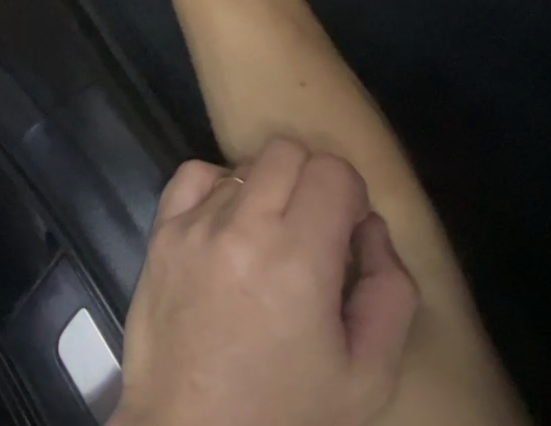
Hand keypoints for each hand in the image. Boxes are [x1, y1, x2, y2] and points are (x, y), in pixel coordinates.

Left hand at [113, 138, 419, 425]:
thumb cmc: (286, 414)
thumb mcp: (368, 376)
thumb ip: (390, 293)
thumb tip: (372, 229)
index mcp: (299, 259)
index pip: (333, 171)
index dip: (351, 196)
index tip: (348, 233)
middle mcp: (242, 226)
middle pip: (287, 151)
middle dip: (312, 181)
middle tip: (314, 230)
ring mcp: (194, 224)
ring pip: (244, 164)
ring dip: (267, 189)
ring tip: (268, 238)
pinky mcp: (161, 232)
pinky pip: (194, 174)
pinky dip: (218, 187)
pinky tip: (227, 224)